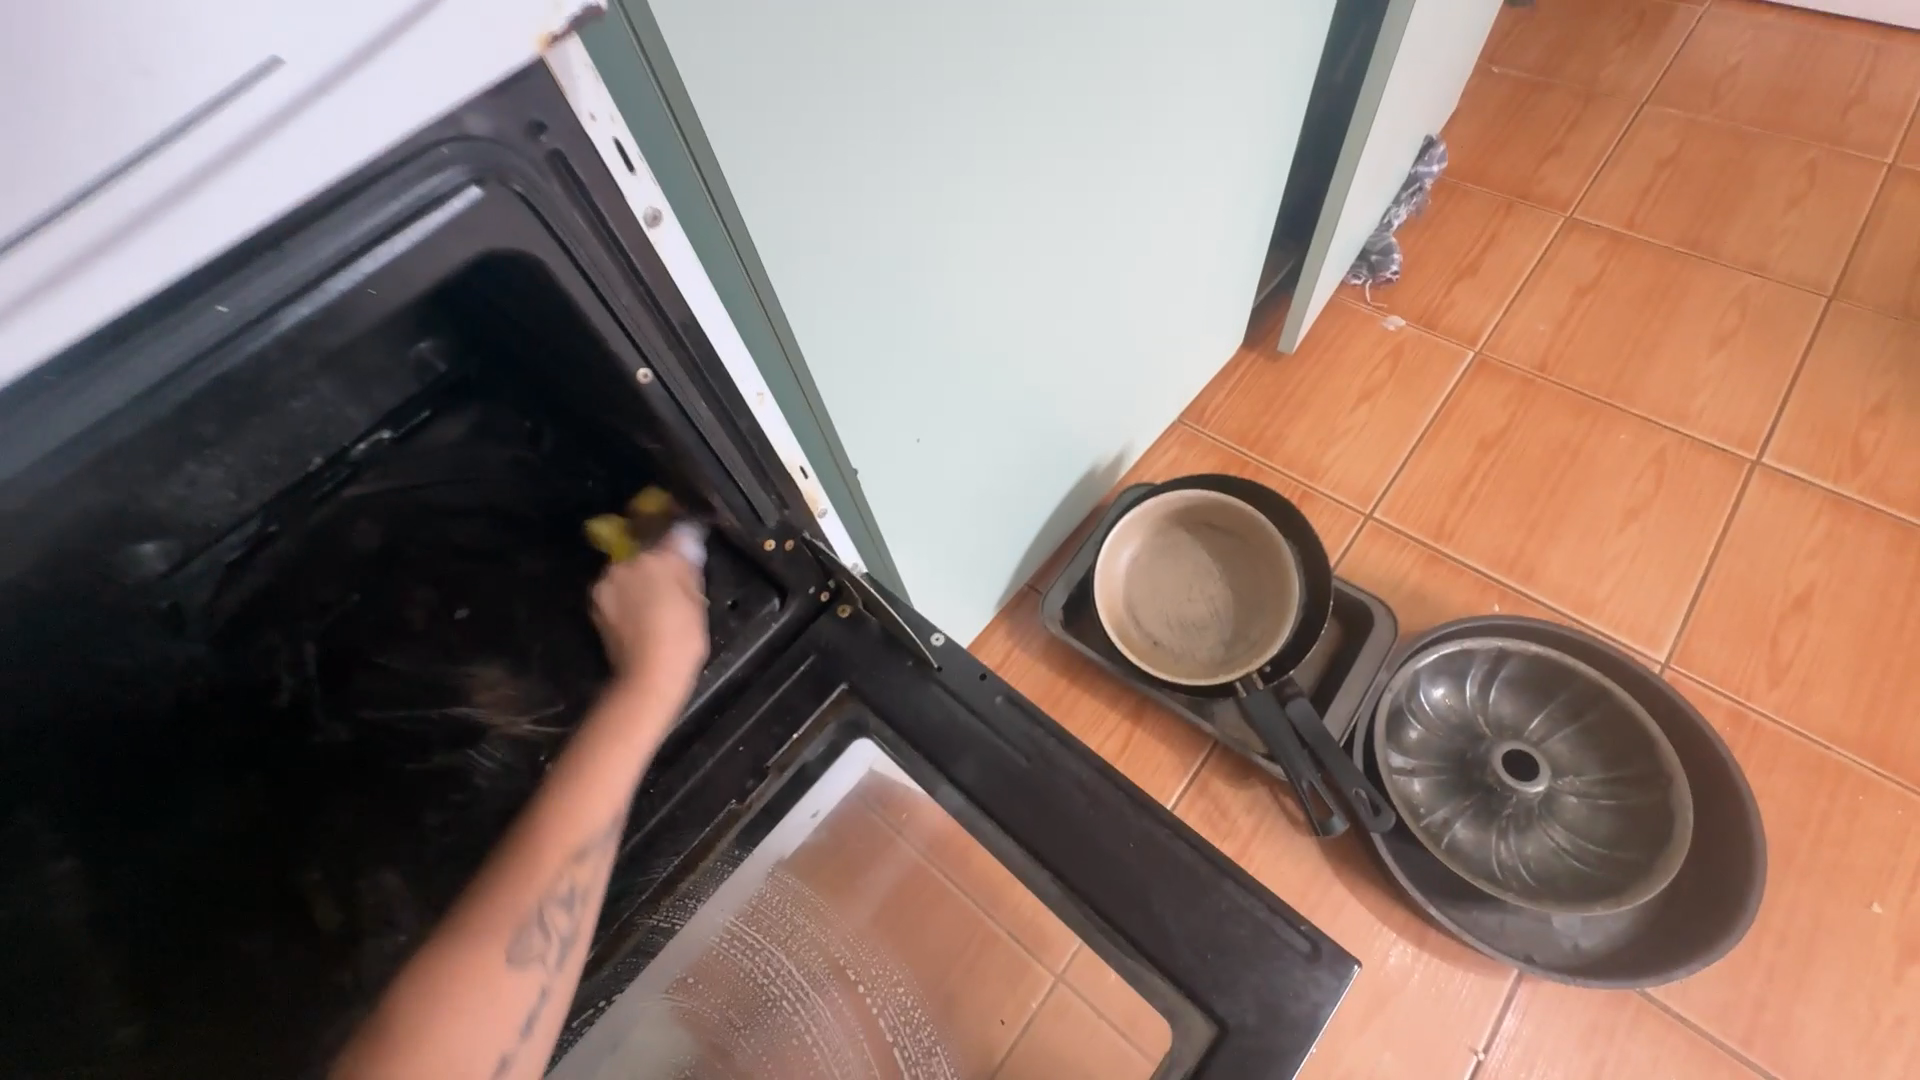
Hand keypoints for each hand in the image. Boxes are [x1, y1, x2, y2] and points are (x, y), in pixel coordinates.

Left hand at [590, 523, 708, 702]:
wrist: (649, 675)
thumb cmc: (682, 640)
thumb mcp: (697, 601)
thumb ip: (688, 569)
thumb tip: (687, 546)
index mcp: (658, 559)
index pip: (675, 536)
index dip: (685, 540)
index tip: (691, 543)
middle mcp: (628, 564)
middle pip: (648, 554)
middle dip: (660, 563)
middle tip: (675, 583)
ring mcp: (608, 583)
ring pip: (630, 571)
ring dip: (641, 579)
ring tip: (657, 601)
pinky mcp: (597, 602)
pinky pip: (617, 589)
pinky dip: (628, 595)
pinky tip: (641, 613)